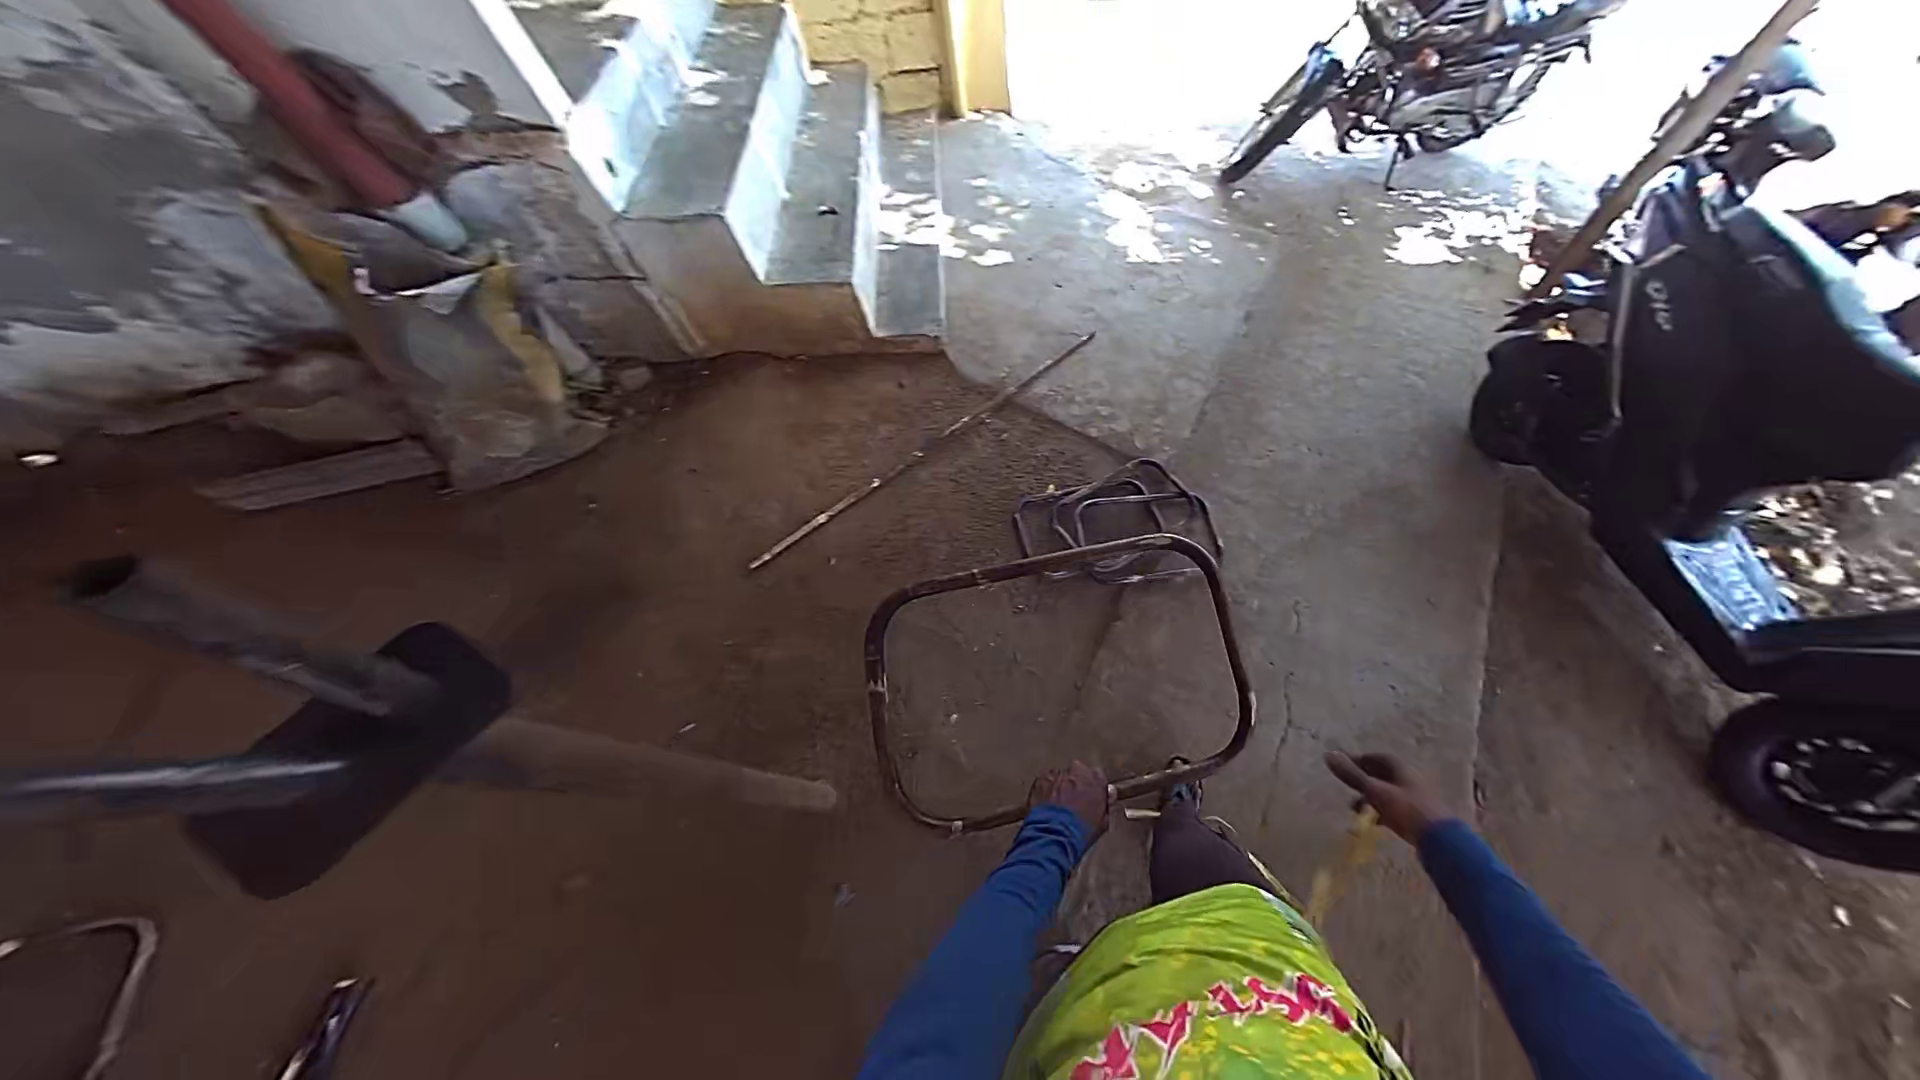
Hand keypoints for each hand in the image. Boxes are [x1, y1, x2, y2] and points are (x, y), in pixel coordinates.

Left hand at [1028, 761, 1110, 838]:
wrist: (1054, 835)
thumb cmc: (1081, 831)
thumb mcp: (1103, 822)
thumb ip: (1106, 804)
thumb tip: (1108, 795)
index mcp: (1095, 779)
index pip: (1098, 777)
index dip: (1093, 788)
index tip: (1091, 797)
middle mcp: (1077, 770)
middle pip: (1078, 773)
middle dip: (1076, 785)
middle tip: (1074, 803)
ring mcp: (1057, 773)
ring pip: (1061, 777)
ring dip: (1061, 787)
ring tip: (1058, 807)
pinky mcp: (1041, 779)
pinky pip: (1046, 782)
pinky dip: (1046, 790)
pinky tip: (1047, 805)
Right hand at [1325, 751, 1451, 843]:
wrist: (1442, 843)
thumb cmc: (1407, 811)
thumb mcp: (1375, 791)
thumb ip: (1351, 774)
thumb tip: (1328, 755)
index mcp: (1401, 770)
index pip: (1377, 758)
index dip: (1359, 760)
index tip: (1343, 766)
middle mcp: (1410, 780)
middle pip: (1383, 775)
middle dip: (1364, 779)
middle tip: (1347, 786)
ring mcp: (1416, 799)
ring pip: (1388, 793)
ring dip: (1371, 797)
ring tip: (1357, 808)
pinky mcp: (1419, 817)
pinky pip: (1396, 809)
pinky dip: (1382, 811)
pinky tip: (1375, 821)